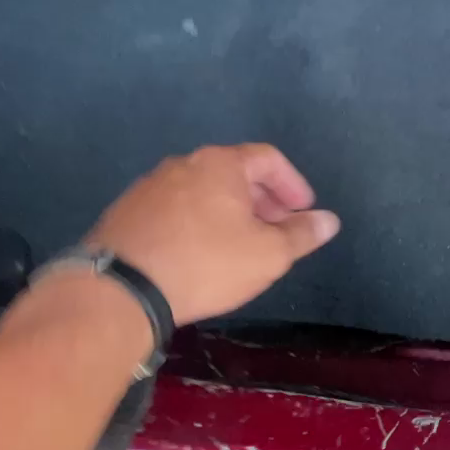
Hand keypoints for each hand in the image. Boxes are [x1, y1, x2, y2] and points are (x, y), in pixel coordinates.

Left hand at [81, 144, 339, 324]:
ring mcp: (150, 186)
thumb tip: (329, 220)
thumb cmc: (205, 263)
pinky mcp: (125, 212)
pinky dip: (197, 223)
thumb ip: (302, 234)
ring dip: (228, 212)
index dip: (293, 183)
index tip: (304, 211)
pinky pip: (175, 209)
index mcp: (221, 163)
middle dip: (262, 200)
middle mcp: (184, 163)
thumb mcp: (268, 254)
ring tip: (240, 244)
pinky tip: (199, 254)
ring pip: (203, 191)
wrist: (119, 290)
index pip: (268, 158)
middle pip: (234, 172)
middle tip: (277, 230)